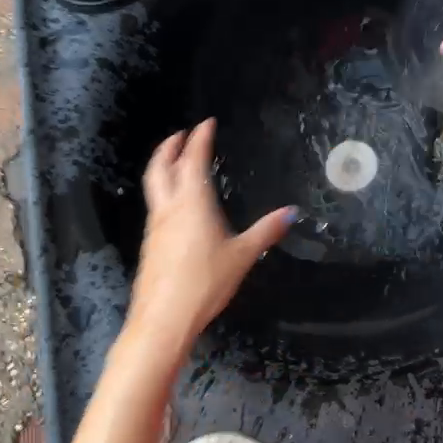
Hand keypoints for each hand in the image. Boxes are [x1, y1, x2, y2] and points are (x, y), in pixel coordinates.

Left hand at [127, 118, 294, 342]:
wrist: (162, 320)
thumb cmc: (205, 282)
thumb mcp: (243, 256)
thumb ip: (266, 231)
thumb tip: (291, 212)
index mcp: (192, 203)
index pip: (193, 160)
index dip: (199, 139)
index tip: (206, 123)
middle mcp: (169, 209)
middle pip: (161, 168)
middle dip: (169, 147)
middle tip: (180, 134)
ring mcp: (155, 228)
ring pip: (155, 187)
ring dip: (164, 168)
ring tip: (177, 163)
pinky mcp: (151, 246)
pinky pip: (156, 207)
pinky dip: (165, 192)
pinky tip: (177, 205)